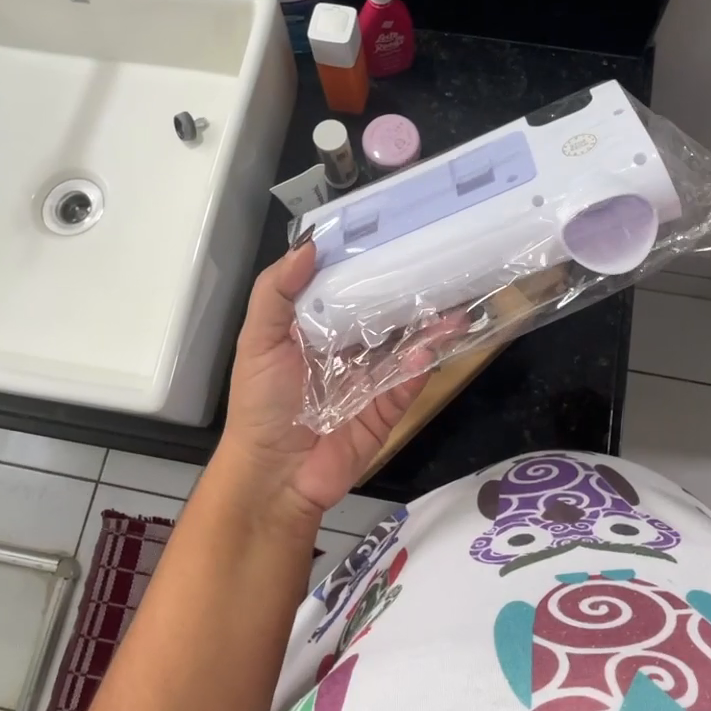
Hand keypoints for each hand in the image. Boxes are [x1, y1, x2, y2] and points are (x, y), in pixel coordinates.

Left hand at [216, 241, 439, 520]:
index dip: (367, 264)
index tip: (393, 235)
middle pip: (383, 315)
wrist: (272, 476)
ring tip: (453, 302)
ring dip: (428, 326)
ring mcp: (369, 380)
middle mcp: (346, 350)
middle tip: (437, 264)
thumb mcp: (258, 340)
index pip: (346, 288)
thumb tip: (309, 244)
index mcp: (315, 329)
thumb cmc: (261, 403)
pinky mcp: (386, 409)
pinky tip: (431, 345)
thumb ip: (277, 291)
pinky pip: (408, 382)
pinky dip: (421, 364)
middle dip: (409, 293)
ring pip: (404, 346)